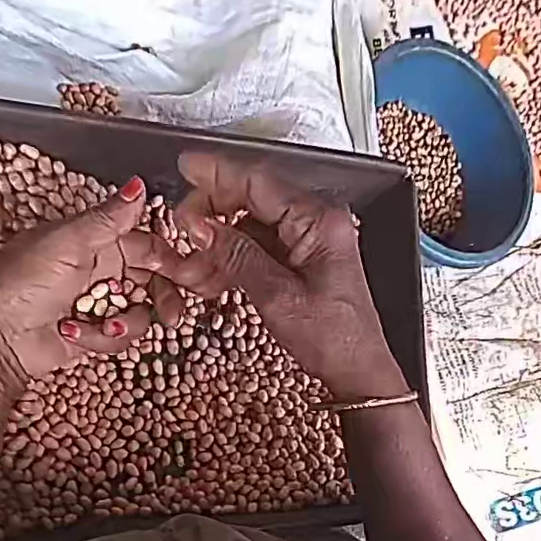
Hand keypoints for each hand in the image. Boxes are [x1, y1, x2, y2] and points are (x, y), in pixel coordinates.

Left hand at [0, 176, 184, 412]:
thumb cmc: (23, 282)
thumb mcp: (69, 243)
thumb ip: (109, 219)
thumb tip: (139, 185)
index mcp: (95, 241)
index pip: (148, 246)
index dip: (172, 260)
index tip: (193, 277)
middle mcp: (101, 270)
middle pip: (152, 282)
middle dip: (162, 299)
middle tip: (171, 316)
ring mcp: (98, 304)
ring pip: (140, 312)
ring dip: (128, 323)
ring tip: (107, 327)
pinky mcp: (95, 334)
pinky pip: (121, 337)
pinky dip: (103, 339)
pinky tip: (77, 334)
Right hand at [170, 152, 408, 399]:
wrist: (358, 373)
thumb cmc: (333, 339)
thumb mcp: (277, 297)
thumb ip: (236, 255)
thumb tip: (200, 226)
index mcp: (319, 220)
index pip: (258, 182)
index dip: (216, 174)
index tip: (185, 167)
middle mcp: (318, 222)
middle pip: (253, 201)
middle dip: (213, 217)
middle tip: (182, 232)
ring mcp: (312, 242)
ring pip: (254, 229)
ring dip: (220, 247)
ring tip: (192, 270)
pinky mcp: (306, 262)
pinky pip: (263, 250)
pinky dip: (237, 262)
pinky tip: (213, 278)